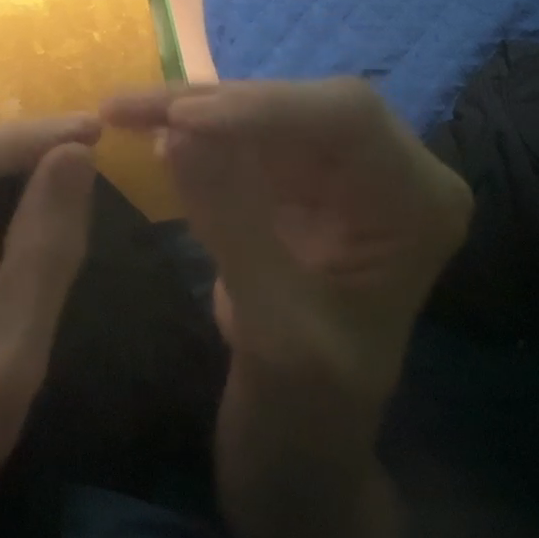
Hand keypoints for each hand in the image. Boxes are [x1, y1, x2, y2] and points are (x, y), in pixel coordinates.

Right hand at [106, 79, 469, 399]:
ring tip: (121, 112)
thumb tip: (174, 132)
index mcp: (417, 204)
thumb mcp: (273, 322)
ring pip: (259, 114)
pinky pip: (237, 138)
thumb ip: (231, 222)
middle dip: (214, 104)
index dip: (263, 108)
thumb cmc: (307, 399)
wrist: (297, 434)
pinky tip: (146, 132)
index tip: (182, 121)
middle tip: (128, 109)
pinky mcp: (290, 182)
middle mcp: (384, 172)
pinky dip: (188, 135)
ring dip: (189, 111)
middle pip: (298, 105)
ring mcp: (334, 174)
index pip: (347, 120)